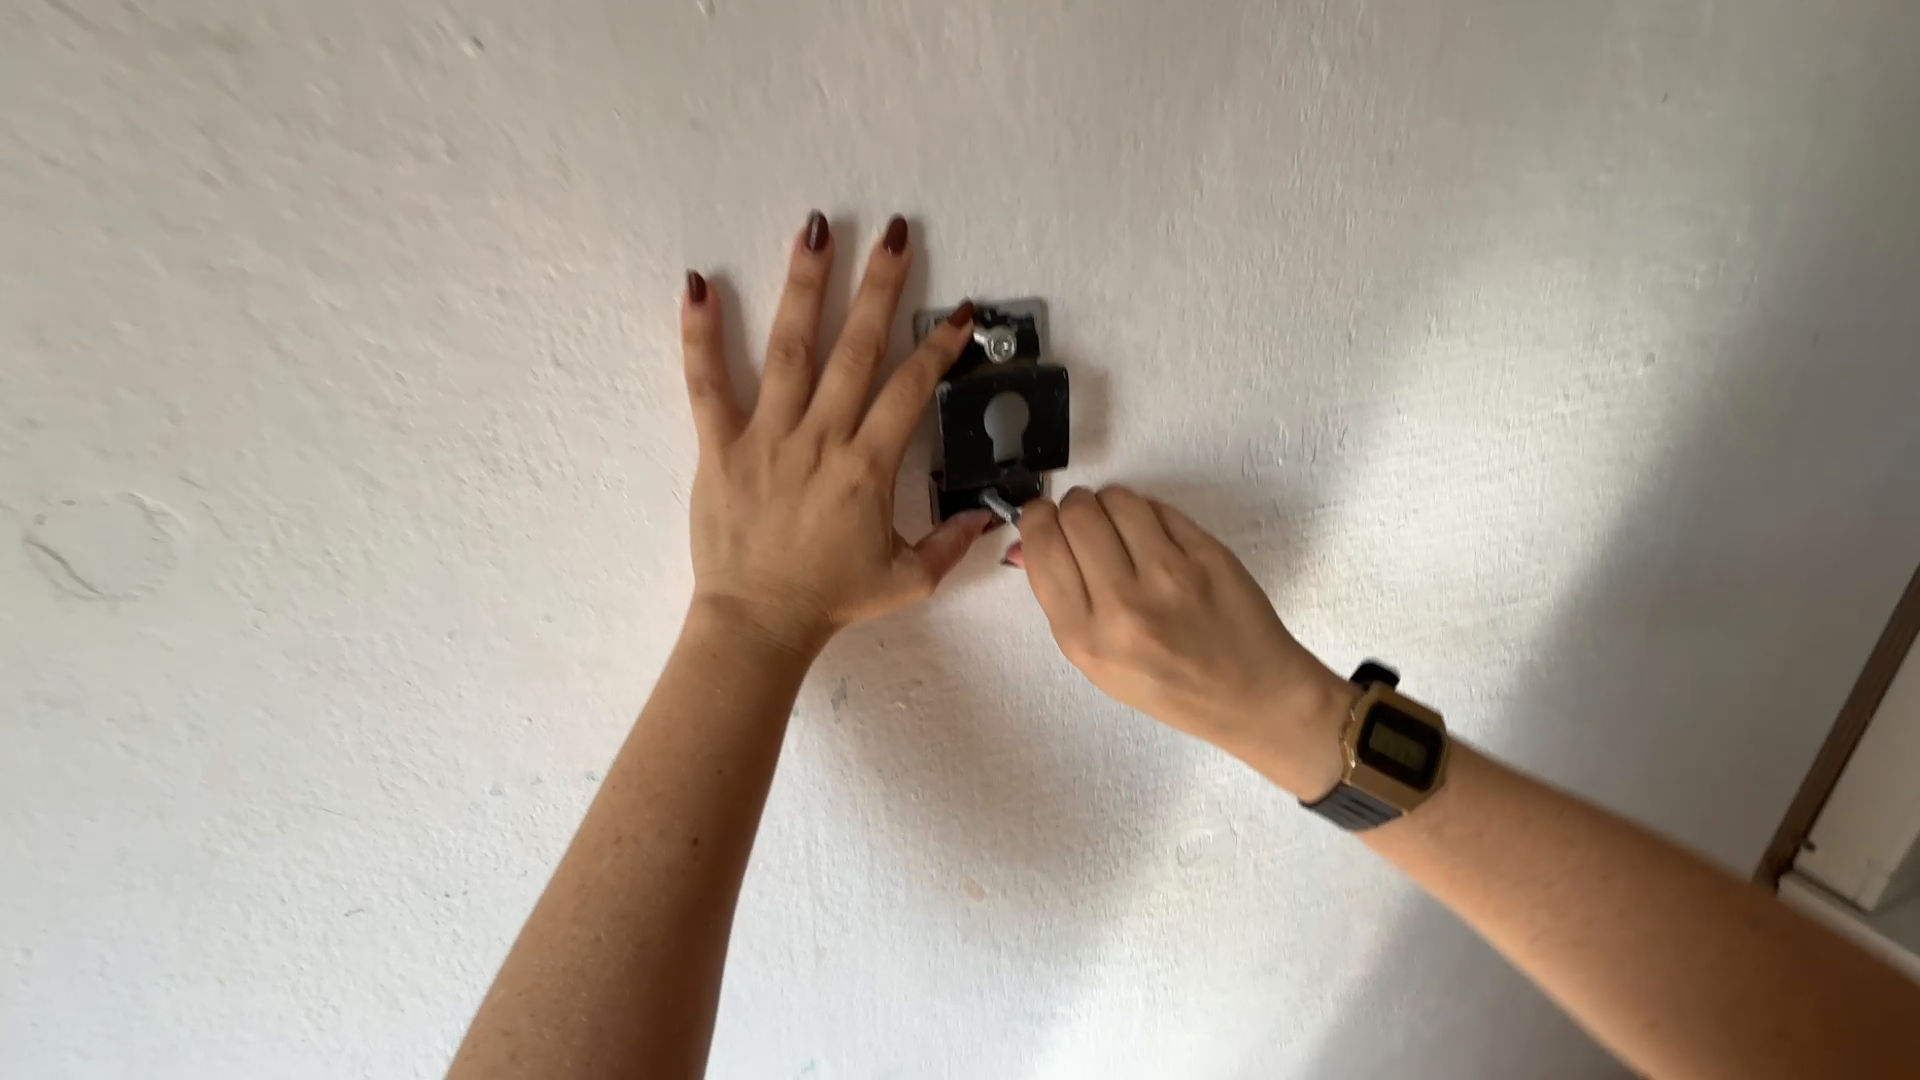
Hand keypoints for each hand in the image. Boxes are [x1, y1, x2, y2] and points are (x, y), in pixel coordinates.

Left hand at [678, 213, 996, 654]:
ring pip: (789, 348)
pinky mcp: (719, 446)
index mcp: (868, 468)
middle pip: (856, 349)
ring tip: (815, 229)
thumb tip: (991, 518)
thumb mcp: (908, 580)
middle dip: (880, 287)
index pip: (911, 391)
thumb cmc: (833, 599)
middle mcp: (820, 439)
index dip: (939, 348)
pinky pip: (707, 383)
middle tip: (895, 233)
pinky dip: (700, 335)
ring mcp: (766, 437)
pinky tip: (698, 284)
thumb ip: (953, 544)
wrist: (758, 622)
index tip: (959, 313)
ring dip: (805, 286)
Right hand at [1007, 485, 1354, 797]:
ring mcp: (1171, 577)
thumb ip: (1059, 597)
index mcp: (1085, 638)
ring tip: (1122, 530)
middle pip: (1077, 513)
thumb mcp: (1095, 658)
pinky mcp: (1208, 555)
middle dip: (1073, 508)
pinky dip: (1148, 514)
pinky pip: (1158, 507)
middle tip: (1086, 525)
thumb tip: (1025, 541)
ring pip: (1117, 498)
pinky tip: (1155, 540)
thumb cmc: (1165, 683)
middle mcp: (1124, 606)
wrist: (1249, 695)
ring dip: (1110, 504)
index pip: (1043, 547)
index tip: (1044, 519)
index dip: (1037, 521)